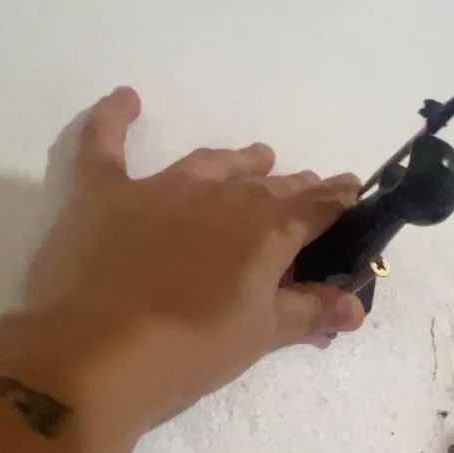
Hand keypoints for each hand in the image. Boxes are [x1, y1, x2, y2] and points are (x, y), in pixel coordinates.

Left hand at [0, 87, 364, 431]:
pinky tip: (126, 99)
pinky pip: (105, 145)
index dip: (338, 201)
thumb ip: (310, 311)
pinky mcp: (104, 195)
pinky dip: (114, 119)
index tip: (354, 191)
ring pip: (209, 165)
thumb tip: (355, 306)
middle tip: (311, 187)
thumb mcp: (262, 335)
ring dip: (239, 161)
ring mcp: (159, 191)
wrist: (98, 353)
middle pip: (267, 188)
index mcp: (264, 234)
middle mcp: (219, 200)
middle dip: (295, 187)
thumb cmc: (194, 349)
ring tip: (259, 156)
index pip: (313, 210)